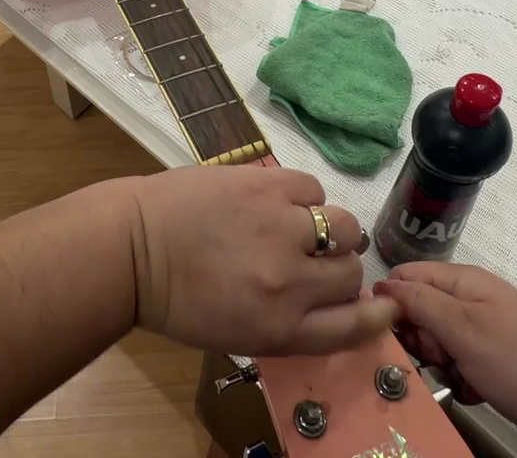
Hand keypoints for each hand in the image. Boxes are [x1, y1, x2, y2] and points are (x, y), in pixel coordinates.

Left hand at [116, 165, 395, 354]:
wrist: (133, 247)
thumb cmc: (176, 298)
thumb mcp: (237, 330)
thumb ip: (286, 319)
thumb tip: (322, 295)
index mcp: (281, 328)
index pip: (354, 324)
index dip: (375, 314)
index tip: (384, 303)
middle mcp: (291, 281)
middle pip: (350, 272)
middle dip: (338, 267)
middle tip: (312, 256)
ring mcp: (281, 228)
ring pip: (342, 226)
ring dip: (328, 228)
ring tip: (299, 223)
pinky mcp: (267, 185)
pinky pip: (312, 188)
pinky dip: (303, 195)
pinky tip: (279, 199)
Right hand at [376, 262, 516, 443]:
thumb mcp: (462, 328)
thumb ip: (418, 302)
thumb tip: (380, 284)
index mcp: (465, 280)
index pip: (408, 275)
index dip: (394, 301)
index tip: (397, 331)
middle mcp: (474, 301)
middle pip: (421, 310)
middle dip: (421, 338)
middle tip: (438, 357)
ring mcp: (487, 334)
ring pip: (439, 343)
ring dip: (441, 364)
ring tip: (460, 378)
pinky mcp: (497, 365)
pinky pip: (461, 367)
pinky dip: (461, 381)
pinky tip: (474, 392)